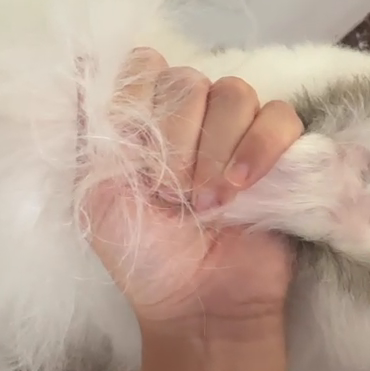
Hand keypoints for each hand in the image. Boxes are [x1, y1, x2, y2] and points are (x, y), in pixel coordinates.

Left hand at [84, 50, 304, 335]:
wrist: (200, 304)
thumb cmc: (144, 257)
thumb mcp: (99, 199)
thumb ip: (96, 138)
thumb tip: (87, 70)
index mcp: (145, 122)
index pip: (144, 66)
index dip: (141, 98)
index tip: (135, 150)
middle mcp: (192, 116)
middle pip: (189, 79)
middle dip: (179, 137)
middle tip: (175, 192)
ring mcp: (240, 130)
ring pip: (235, 92)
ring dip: (218, 148)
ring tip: (211, 200)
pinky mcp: (282, 149)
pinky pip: (280, 117)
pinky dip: (260, 146)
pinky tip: (244, 185)